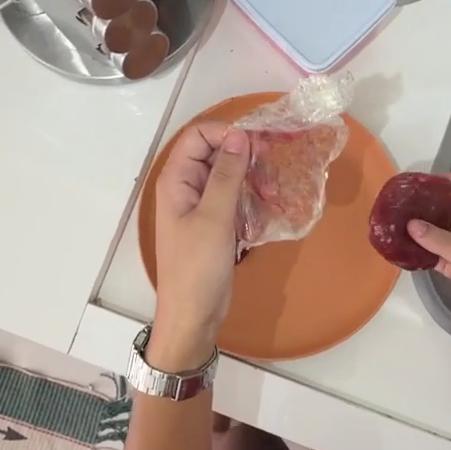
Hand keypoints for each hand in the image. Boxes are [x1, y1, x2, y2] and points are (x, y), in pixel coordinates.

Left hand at [150, 122, 250, 370]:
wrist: (193, 315)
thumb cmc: (198, 267)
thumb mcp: (214, 217)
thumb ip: (227, 174)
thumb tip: (240, 136)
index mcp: (176, 180)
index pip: (199, 136)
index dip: (228, 134)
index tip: (260, 145)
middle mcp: (186, 187)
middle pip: (216, 152)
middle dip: (245, 155)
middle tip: (273, 167)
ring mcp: (200, 205)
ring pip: (228, 175)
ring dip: (253, 177)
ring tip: (274, 192)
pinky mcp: (215, 223)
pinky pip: (234, 197)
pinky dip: (252, 197)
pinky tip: (271, 205)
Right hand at [407, 175, 450, 347]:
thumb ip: (440, 240)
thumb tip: (410, 224)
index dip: (449, 181)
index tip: (422, 181)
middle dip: (430, 205)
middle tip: (402, 201)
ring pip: (442, 233)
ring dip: (423, 229)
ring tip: (397, 221)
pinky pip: (437, 254)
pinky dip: (423, 251)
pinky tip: (404, 247)